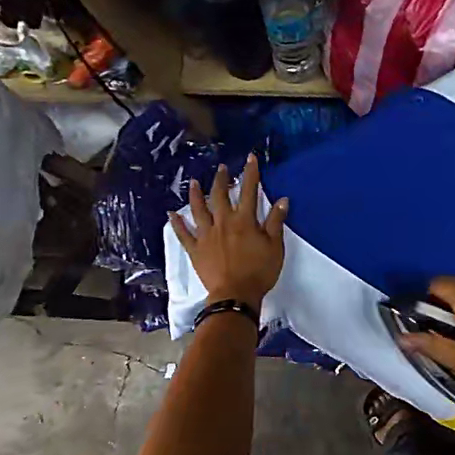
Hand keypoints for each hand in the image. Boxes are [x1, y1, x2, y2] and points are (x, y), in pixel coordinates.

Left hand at [171, 154, 288, 305]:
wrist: (235, 295)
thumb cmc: (259, 272)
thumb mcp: (274, 246)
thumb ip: (276, 222)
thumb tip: (282, 199)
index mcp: (244, 220)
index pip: (249, 190)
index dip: (250, 173)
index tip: (249, 158)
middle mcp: (223, 222)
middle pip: (220, 195)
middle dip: (221, 179)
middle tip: (222, 168)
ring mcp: (206, 235)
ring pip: (199, 209)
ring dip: (196, 194)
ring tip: (194, 182)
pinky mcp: (196, 249)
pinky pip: (184, 234)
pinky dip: (177, 223)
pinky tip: (171, 214)